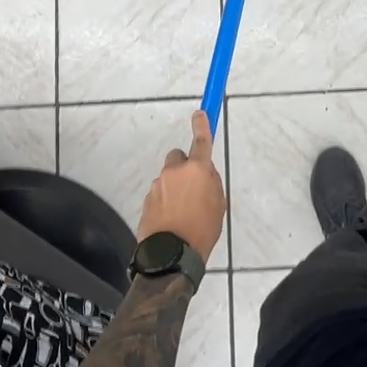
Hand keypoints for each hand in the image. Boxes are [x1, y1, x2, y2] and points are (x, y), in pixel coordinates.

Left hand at [136, 111, 227, 262]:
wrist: (172, 254)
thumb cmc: (203, 229)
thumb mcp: (219, 204)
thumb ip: (211, 182)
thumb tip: (204, 172)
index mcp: (198, 170)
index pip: (201, 140)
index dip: (201, 124)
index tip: (199, 112)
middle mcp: (176, 172)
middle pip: (178, 158)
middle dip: (183, 167)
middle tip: (191, 187)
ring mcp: (158, 185)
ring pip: (168, 178)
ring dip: (173, 188)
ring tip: (182, 212)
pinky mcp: (147, 199)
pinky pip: (159, 194)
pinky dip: (164, 202)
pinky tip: (171, 220)